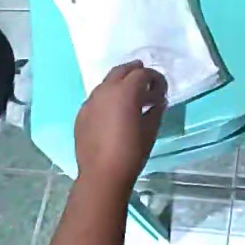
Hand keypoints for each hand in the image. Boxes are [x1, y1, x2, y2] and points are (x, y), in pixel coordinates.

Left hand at [74, 61, 166, 190]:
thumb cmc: (132, 151)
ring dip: (121, 84)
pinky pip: (98, 98)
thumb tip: (158, 102)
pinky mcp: (82, 114)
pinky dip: (109, 98)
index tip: (162, 90)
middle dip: (136, 72)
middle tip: (147, 81)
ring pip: (107, 83)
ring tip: (132, 97)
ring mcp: (90, 101)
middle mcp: (105, 90)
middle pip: (122, 70)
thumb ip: (156, 110)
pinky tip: (116, 113)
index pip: (143, 73)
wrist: (102, 173)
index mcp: (125, 92)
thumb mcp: (151, 129)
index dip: (156, 78)